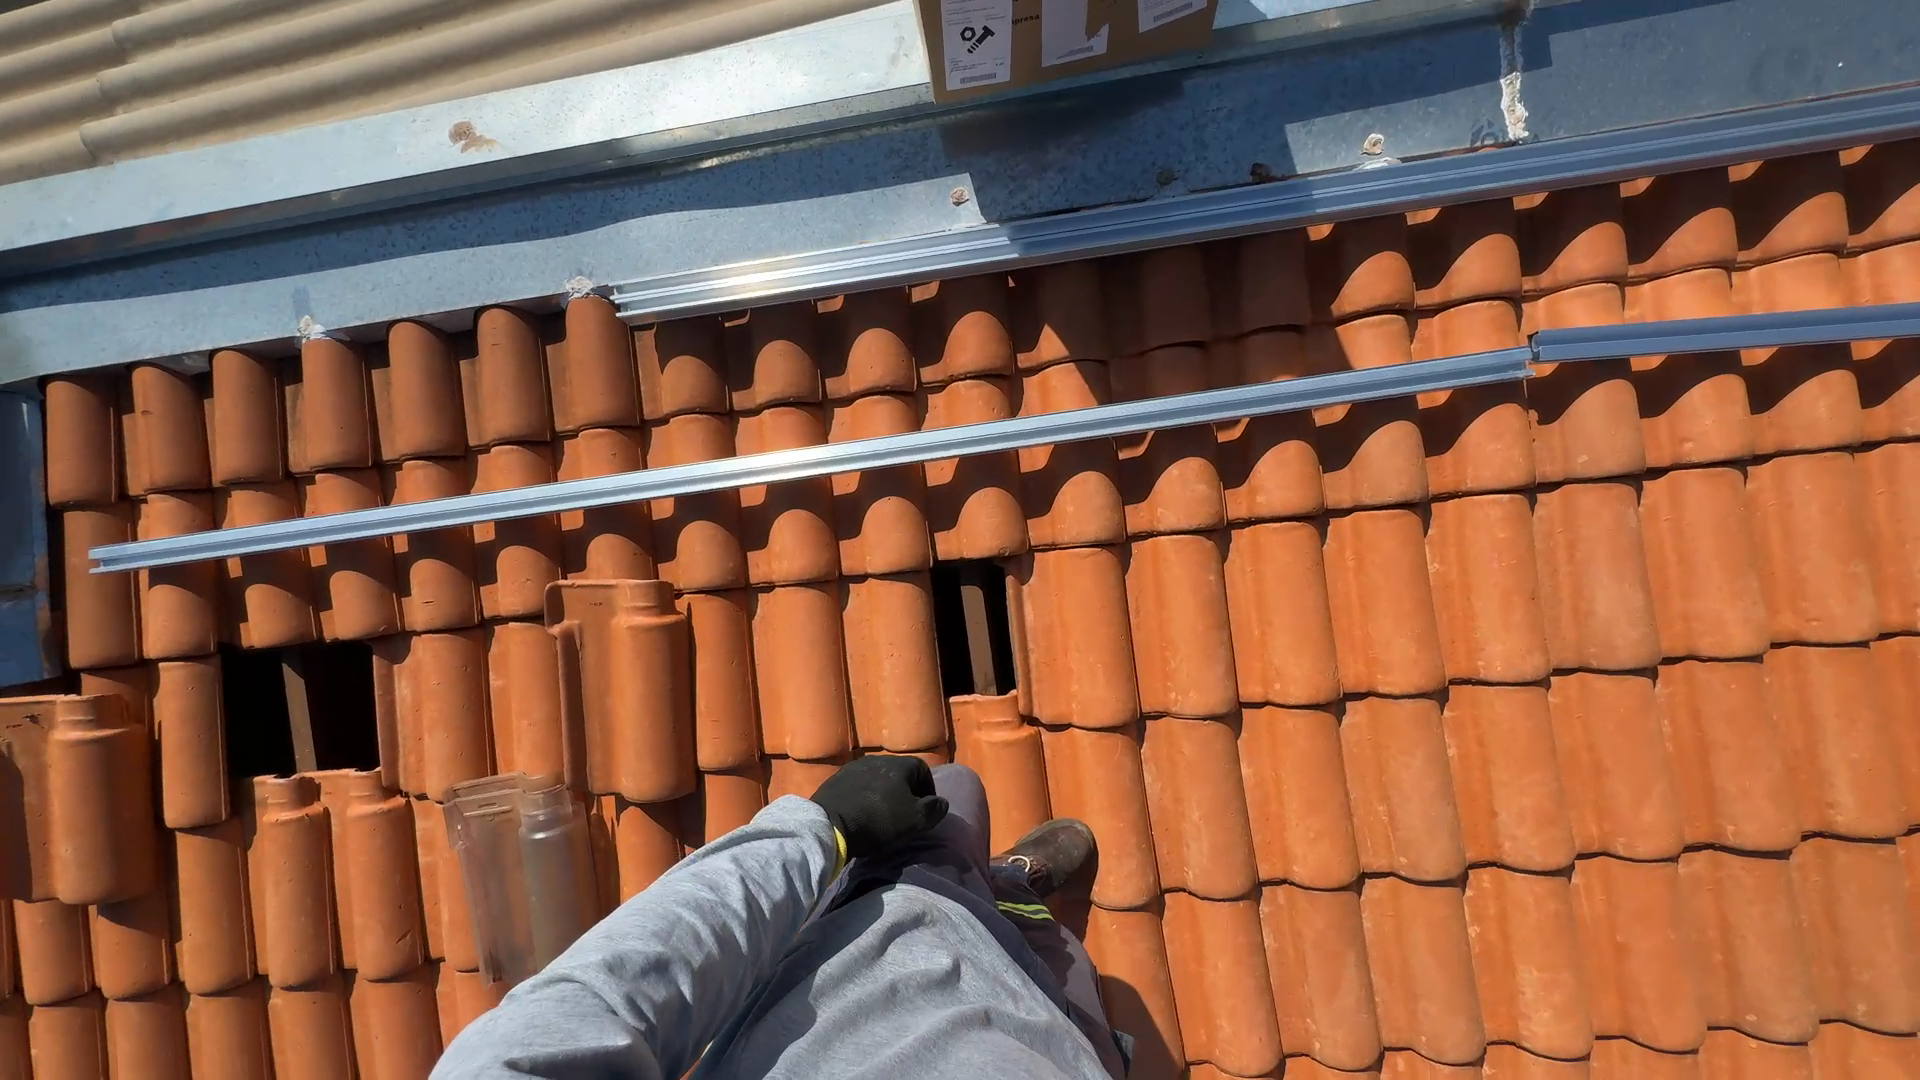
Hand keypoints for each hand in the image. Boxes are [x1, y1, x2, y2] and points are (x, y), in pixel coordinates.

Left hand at [809, 756, 948, 859]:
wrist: (830, 825)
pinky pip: (859, 785)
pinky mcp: (835, 780)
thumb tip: (942, 802)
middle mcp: (877, 759)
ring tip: (883, 813)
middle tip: (906, 812)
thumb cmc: (878, 820)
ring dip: (884, 792)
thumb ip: (934, 809)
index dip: (928, 788)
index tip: (926, 808)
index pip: (923, 769)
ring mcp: (853, 767)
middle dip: (906, 790)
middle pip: (899, 772)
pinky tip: (862, 812)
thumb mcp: (915, 820)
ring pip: (877, 777)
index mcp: (899, 764)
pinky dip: (865, 796)